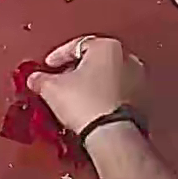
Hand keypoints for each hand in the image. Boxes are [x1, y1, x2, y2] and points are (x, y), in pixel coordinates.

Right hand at [27, 34, 146, 133]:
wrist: (110, 133)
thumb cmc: (86, 104)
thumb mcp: (52, 88)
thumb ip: (40, 79)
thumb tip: (35, 79)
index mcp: (108, 46)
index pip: (77, 45)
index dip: (59, 56)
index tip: (49, 66)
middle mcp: (127, 58)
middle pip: (96, 60)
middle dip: (77, 70)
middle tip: (60, 82)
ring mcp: (138, 80)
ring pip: (108, 77)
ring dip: (92, 85)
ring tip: (75, 98)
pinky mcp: (142, 101)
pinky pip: (117, 94)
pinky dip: (104, 98)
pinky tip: (91, 109)